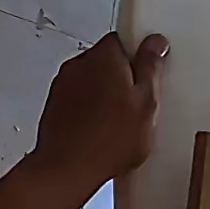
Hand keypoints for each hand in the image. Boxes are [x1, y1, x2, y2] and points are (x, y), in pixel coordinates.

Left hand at [28, 32, 167, 193]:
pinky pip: (77, 98)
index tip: (150, 73)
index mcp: (104, 56)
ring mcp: (63, 84)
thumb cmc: (108, 140)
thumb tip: (155, 43)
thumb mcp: (146, 103)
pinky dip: (88, 109)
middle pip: (106, 60)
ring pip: (90, 80)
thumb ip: (151, 68)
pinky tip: (101, 130)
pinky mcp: (54, 105)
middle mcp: (78, 64)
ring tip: (119, 123)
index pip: (123, 39)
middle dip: (122, 77)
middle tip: (138, 103)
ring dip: (104, 94)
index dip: (139, 57)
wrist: (67, 168)